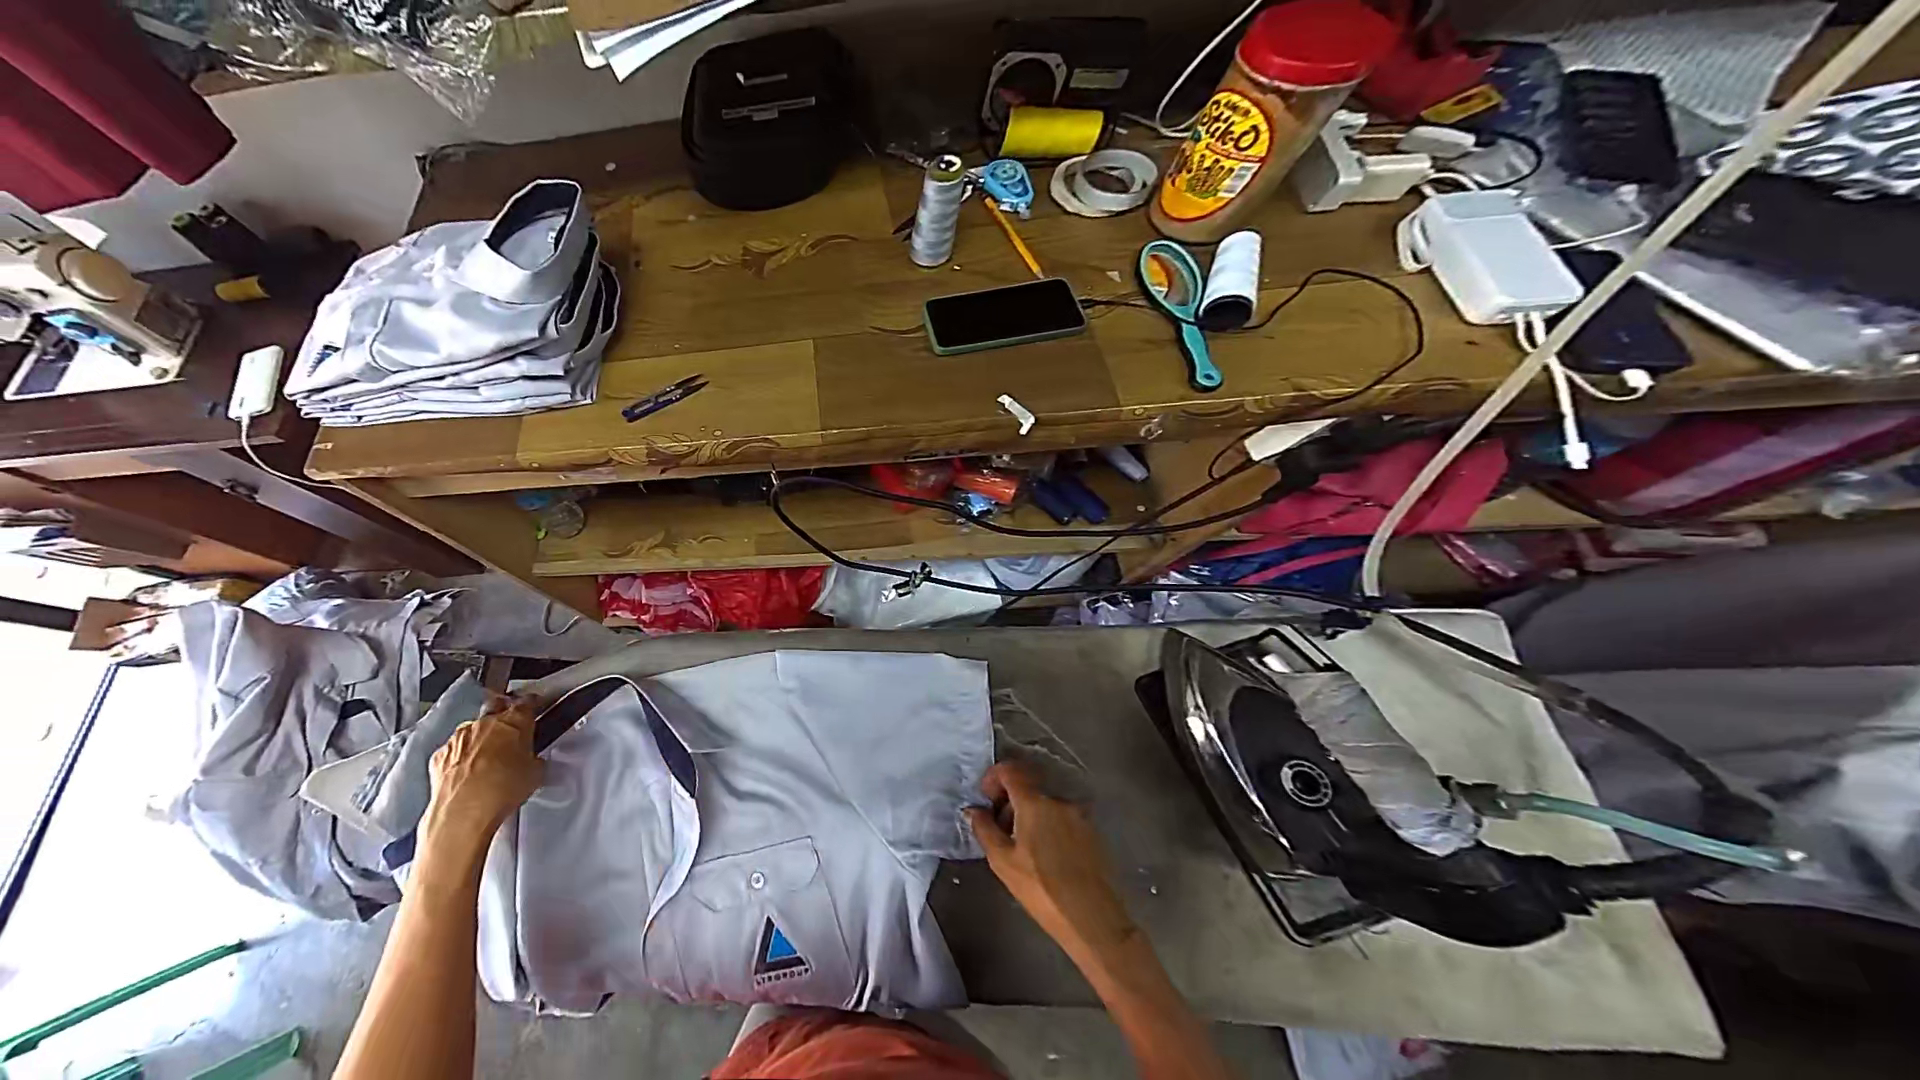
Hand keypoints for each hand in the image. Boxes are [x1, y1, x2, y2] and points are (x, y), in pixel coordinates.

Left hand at [421, 693, 543, 853]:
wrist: (464, 813)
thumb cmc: (500, 789)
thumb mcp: (536, 773)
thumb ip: (535, 758)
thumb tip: (532, 763)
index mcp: (514, 721)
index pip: (527, 703)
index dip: (532, 705)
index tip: (534, 709)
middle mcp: (484, 724)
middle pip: (496, 711)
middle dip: (504, 720)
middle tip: (512, 736)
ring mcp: (459, 739)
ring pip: (473, 731)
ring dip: (481, 740)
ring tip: (490, 763)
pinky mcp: (440, 757)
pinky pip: (453, 750)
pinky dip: (461, 758)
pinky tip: (469, 775)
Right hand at [965, 761, 1139, 966]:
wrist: (1092, 917)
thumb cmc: (1041, 889)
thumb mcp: (1003, 862)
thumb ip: (984, 829)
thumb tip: (973, 810)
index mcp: (1035, 803)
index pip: (1011, 771)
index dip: (994, 777)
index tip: (986, 798)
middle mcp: (1059, 800)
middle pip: (1028, 787)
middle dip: (1009, 801)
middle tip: (999, 828)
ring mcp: (1079, 814)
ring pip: (1046, 803)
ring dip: (1029, 814)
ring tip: (1021, 847)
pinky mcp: (1091, 831)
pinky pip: (1062, 817)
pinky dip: (1048, 824)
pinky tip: (1045, 855)